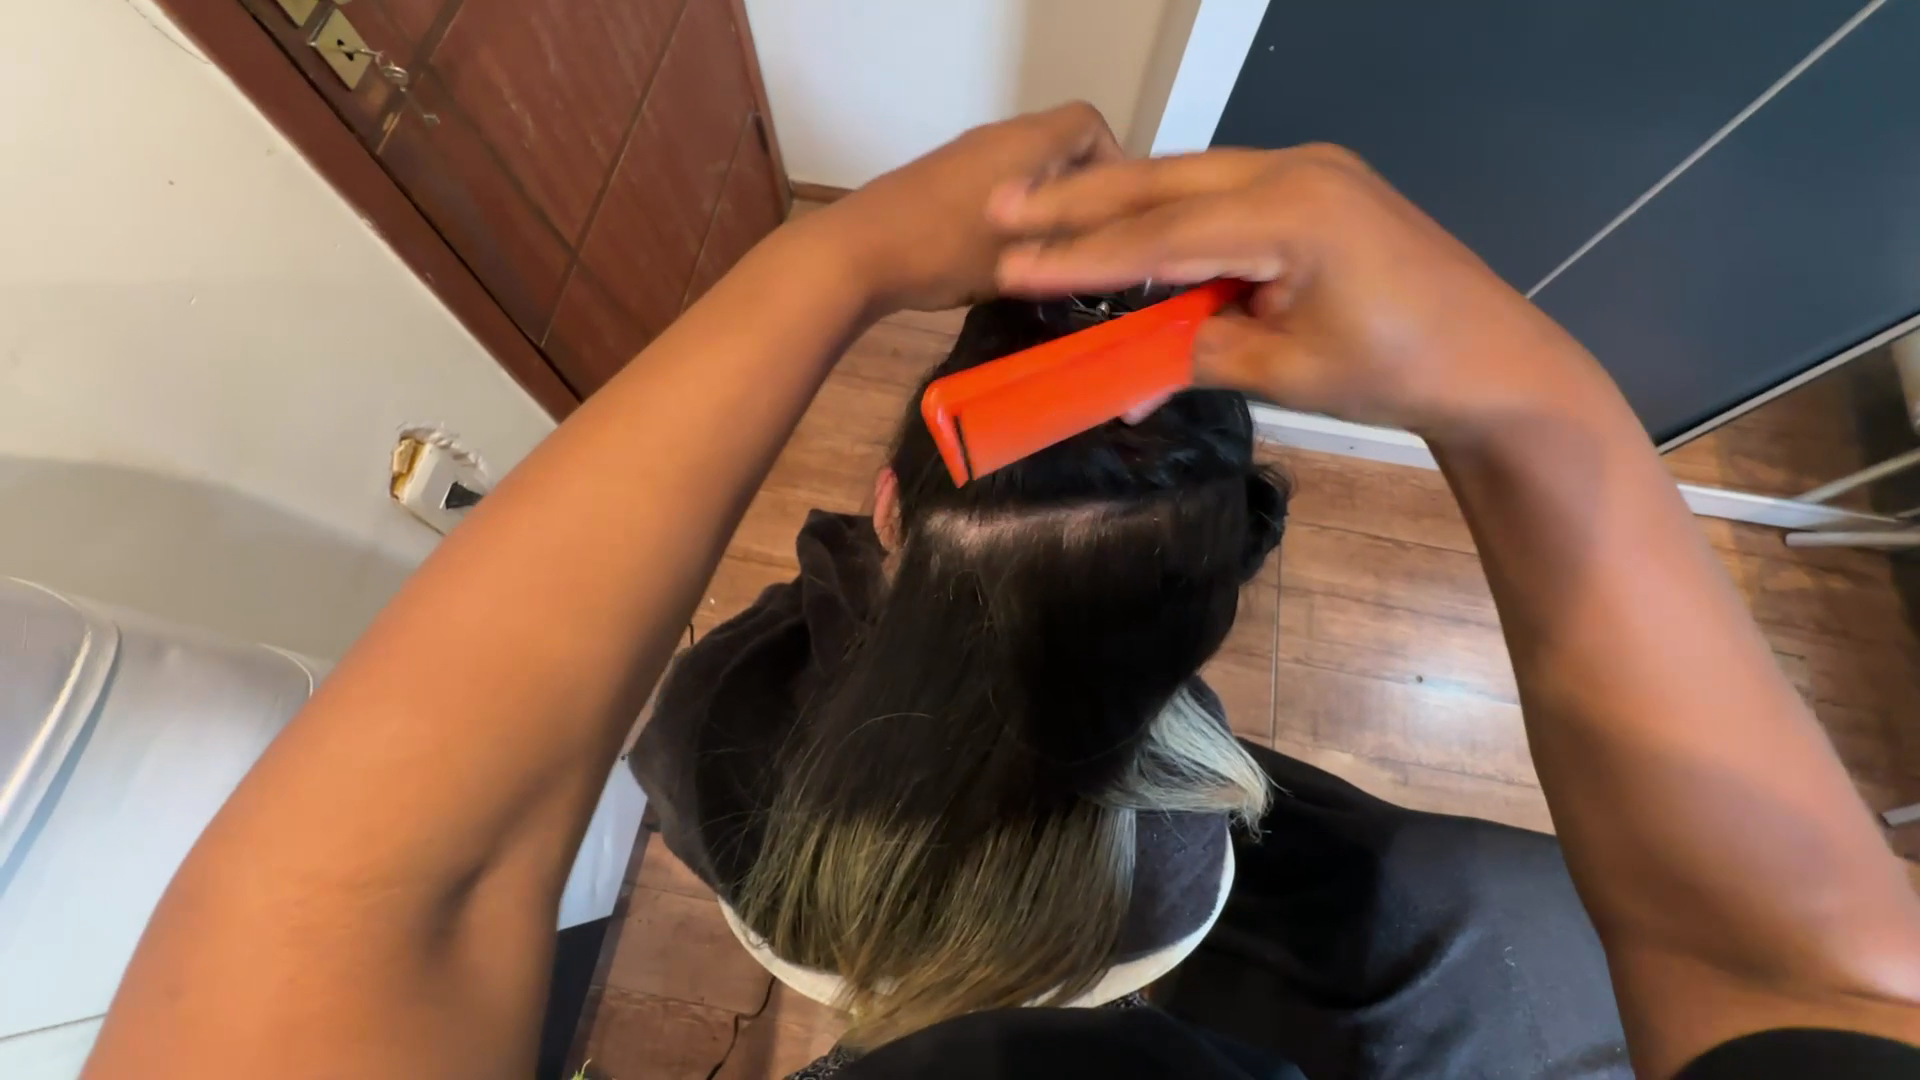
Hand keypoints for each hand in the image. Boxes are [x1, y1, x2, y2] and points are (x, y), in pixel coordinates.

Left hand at [816, 102, 1122, 313]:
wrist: (857, 254)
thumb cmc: (945, 252)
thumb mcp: (1018, 258)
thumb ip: (1063, 246)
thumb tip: (1097, 246)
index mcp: (1025, 143)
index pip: (1088, 125)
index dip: (1112, 161)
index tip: (1114, 210)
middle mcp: (995, 138)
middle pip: (1054, 148)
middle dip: (1076, 192)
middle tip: (1083, 241)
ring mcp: (961, 156)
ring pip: (1021, 170)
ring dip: (1039, 205)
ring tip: (1044, 254)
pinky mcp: (936, 181)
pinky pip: (990, 185)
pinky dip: (1008, 212)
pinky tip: (999, 257)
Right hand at [988, 146, 1613, 441]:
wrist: (1492, 362)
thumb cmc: (1397, 372)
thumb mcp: (1283, 369)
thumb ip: (1193, 355)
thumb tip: (1118, 380)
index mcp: (1293, 211)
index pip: (1161, 234)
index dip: (1081, 256)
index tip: (1011, 265)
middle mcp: (1294, 169)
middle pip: (1161, 183)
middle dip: (1077, 202)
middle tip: (1001, 208)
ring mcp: (1305, 172)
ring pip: (1184, 181)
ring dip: (1112, 201)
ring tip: (1040, 212)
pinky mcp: (1310, 191)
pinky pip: (1217, 198)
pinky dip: (1161, 217)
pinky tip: (1119, 227)